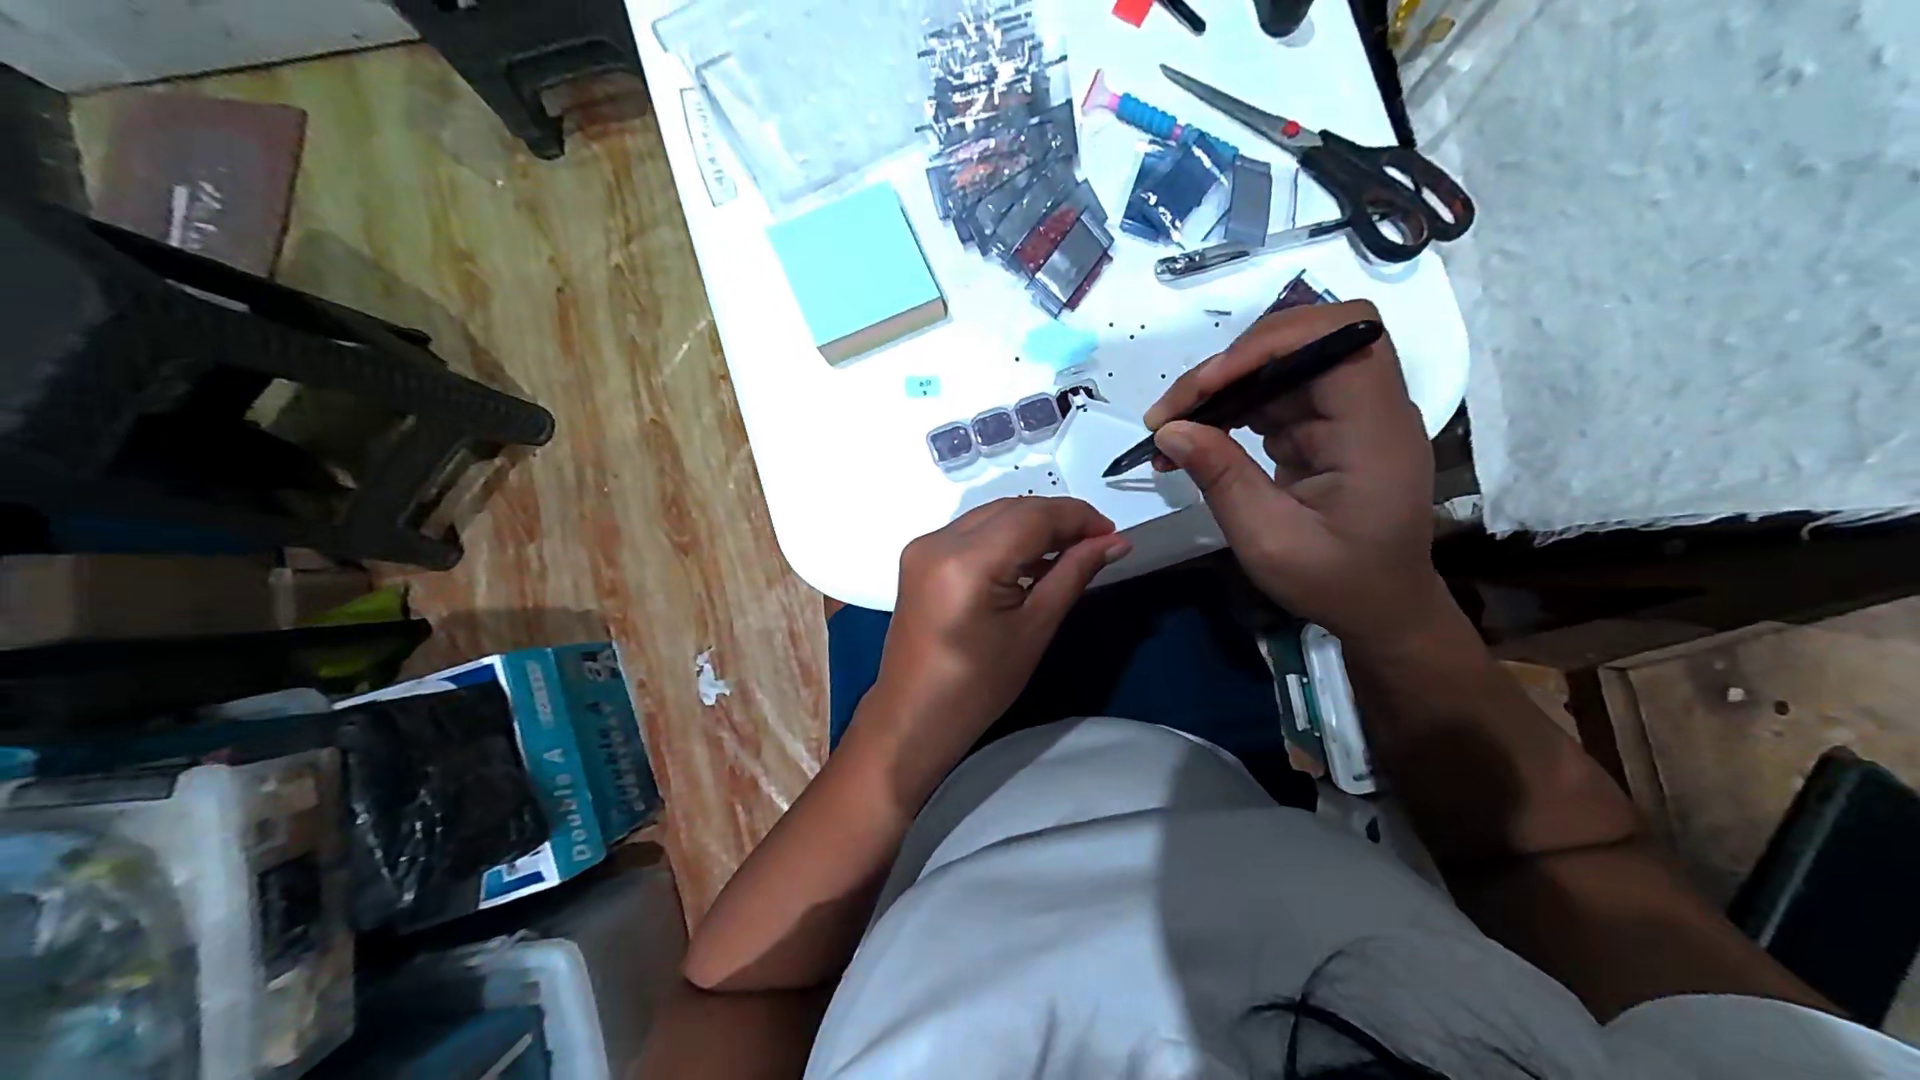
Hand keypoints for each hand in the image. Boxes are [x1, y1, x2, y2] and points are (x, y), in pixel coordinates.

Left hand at [871, 497, 1130, 744]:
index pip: (1032, 516)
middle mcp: (939, 541)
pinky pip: (971, 532)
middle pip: (1011, 509)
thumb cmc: (978, 685)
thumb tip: (1113, 543)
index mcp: (966, 561)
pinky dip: (1005, 537)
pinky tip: (1032, 560)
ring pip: (991, 515)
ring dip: (1032, 525)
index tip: (1111, 534)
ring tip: (1070, 551)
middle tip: (1097, 543)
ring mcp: (924, 546)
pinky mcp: (919, 557)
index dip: (1077, 517)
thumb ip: (1073, 574)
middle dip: (1057, 519)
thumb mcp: (1035, 628)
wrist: (914, 715)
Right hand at [1144, 299, 1441, 647]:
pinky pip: (1273, 397)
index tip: (1208, 386)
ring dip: (1220, 389)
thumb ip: (1222, 479)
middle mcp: (1369, 408)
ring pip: (1279, 366)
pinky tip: (1194, 438)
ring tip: (1170, 428)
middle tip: (1173, 411)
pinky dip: (1229, 410)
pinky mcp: (1327, 427)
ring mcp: (1348, 415)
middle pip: (1303, 341)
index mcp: (1374, 431)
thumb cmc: (1336, 583)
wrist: (1380, 608)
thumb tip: (1169, 429)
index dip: (1269, 343)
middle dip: (1230, 365)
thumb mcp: (1269, 541)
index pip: (1339, 336)